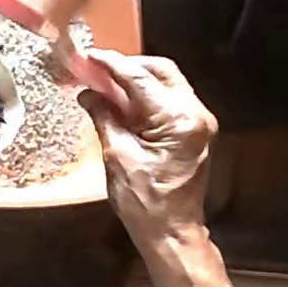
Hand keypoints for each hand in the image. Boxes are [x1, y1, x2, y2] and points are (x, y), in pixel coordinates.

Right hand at [77, 50, 217, 245]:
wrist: (171, 231)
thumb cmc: (144, 201)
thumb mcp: (117, 156)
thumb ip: (104, 117)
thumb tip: (88, 94)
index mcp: (179, 120)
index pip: (141, 79)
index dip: (112, 64)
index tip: (90, 56)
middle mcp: (196, 114)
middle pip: (161, 71)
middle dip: (128, 66)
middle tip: (97, 69)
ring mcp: (199, 122)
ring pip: (166, 83)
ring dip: (136, 80)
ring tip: (105, 83)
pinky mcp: (193, 131)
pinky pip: (168, 100)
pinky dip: (144, 96)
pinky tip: (121, 101)